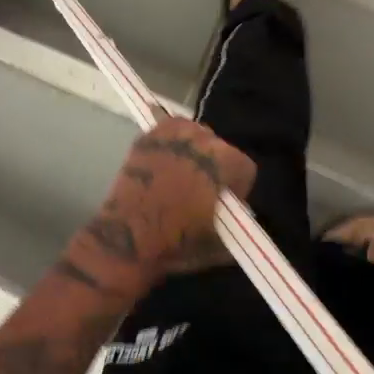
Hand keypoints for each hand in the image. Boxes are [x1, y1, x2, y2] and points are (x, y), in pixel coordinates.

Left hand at [63, 117, 256, 291]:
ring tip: (183, 173)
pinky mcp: (148, 135)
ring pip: (194, 134)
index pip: (244, 166)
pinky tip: (165, 160)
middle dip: (216, 166)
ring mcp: (172, 132)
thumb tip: (239, 213)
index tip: (227, 202)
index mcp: (224, 161)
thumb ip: (238, 223)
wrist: (128, 236)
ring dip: (194, 150)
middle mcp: (202, 138)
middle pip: (219, 147)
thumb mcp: (221, 242)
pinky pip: (168, 130)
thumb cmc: (178, 241)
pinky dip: (170, 142)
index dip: (238, 186)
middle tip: (204, 189)